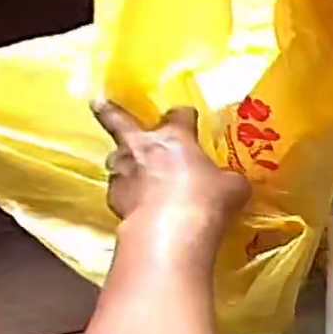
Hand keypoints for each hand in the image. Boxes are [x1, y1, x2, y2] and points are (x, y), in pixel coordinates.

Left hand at [95, 102, 249, 229]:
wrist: (172, 231)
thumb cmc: (208, 200)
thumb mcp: (234, 186)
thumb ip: (227, 177)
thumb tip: (228, 180)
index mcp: (174, 138)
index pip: (179, 116)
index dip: (185, 115)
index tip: (188, 115)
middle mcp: (142, 147)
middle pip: (118, 121)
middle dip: (108, 111)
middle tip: (99, 102)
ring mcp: (122, 171)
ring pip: (117, 157)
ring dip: (124, 160)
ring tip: (132, 168)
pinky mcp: (113, 197)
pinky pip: (121, 189)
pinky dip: (130, 193)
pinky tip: (140, 202)